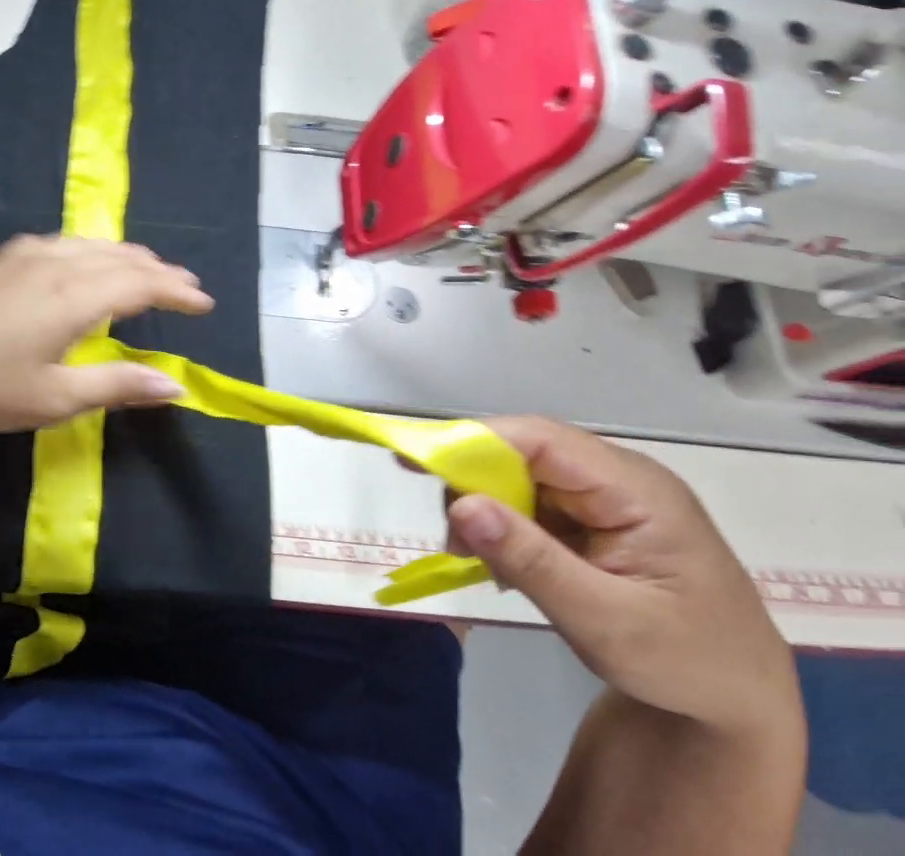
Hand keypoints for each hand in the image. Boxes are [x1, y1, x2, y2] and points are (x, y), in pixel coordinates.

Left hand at [0, 235, 212, 431]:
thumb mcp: (54, 398)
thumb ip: (116, 386)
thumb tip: (174, 386)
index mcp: (74, 296)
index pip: (141, 283)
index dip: (177, 292)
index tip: (204, 304)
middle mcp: (54, 264)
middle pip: (119, 258)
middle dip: (158, 271)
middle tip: (185, 287)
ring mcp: (21, 257)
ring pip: (89, 246)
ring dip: (124, 257)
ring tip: (146, 269)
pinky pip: (59, 244)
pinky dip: (89, 251)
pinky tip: (82, 262)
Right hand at [444, 417, 798, 736]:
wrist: (733, 703)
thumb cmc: (683, 662)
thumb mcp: (604, 620)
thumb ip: (531, 560)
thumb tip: (460, 505)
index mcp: (637, 491)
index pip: (539, 440)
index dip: (472, 442)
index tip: (411, 462)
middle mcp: (619, 480)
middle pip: (520, 455)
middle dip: (474, 490)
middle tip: (458, 547)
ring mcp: (606, 499)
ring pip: (516, 480)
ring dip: (486, 516)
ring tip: (487, 569)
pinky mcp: (592, 520)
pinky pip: (527, 505)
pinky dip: (502, 532)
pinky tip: (508, 569)